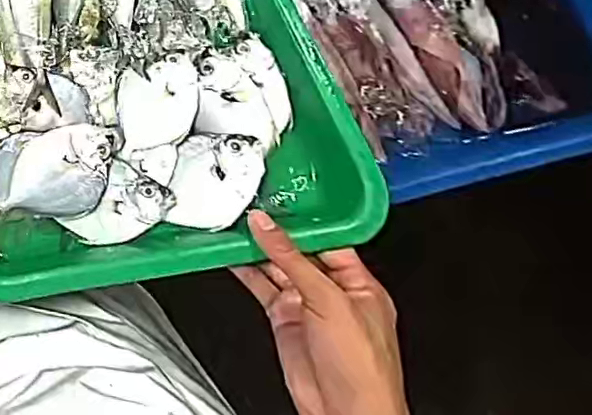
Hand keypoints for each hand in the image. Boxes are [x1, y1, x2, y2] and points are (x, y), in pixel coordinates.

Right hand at [231, 210, 408, 414]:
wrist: (344, 414)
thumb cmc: (364, 372)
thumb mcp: (329, 302)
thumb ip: (292, 259)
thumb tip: (265, 225)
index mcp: (358, 285)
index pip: (327, 239)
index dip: (302, 218)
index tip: (276, 197)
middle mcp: (331, 291)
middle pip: (295, 248)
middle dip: (271, 230)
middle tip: (246, 206)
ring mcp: (305, 303)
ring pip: (273, 263)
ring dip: (252, 246)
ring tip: (231, 224)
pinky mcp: (283, 315)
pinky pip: (258, 282)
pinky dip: (240, 267)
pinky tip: (227, 253)